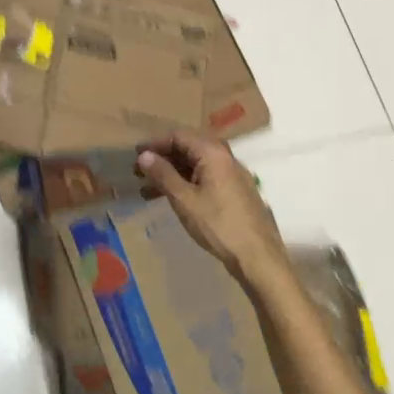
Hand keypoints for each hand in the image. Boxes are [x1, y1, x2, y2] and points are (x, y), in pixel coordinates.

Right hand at [135, 132, 288, 284]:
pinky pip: (206, 178)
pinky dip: (187, 184)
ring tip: (148, 191)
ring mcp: (233, 175)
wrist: (258, 258)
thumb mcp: (184, 200)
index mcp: (213, 153)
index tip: (136, 155)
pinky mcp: (236, 192)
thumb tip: (144, 155)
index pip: (179, 136)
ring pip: (196, 166)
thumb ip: (163, 174)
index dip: (155, 144)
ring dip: (172, 174)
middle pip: (188, 148)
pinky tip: (173, 199)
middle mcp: (225, 157)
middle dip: (162, 159)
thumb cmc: (218, 225)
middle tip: (140, 173)